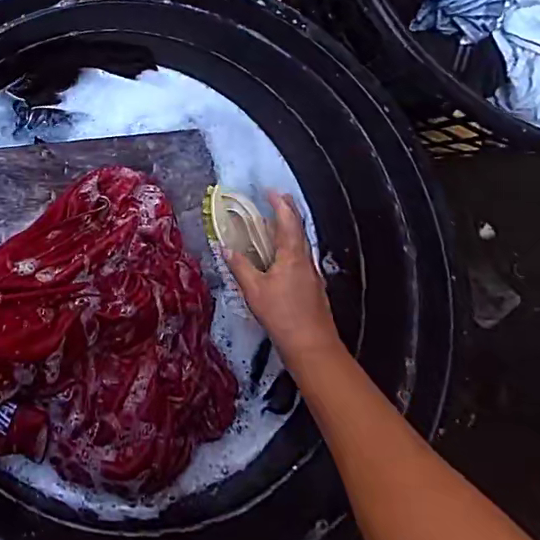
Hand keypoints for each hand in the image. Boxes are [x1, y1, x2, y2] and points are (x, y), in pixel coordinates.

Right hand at [229, 192, 339, 362]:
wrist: (313, 347)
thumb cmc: (282, 315)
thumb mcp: (254, 290)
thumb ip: (240, 266)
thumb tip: (226, 248)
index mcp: (292, 257)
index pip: (288, 223)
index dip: (280, 205)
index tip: (271, 191)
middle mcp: (305, 262)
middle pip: (298, 231)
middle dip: (288, 213)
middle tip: (277, 199)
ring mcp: (312, 276)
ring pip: (301, 245)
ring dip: (289, 230)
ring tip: (274, 224)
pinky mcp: (313, 289)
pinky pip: (300, 259)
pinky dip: (290, 248)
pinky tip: (280, 256)